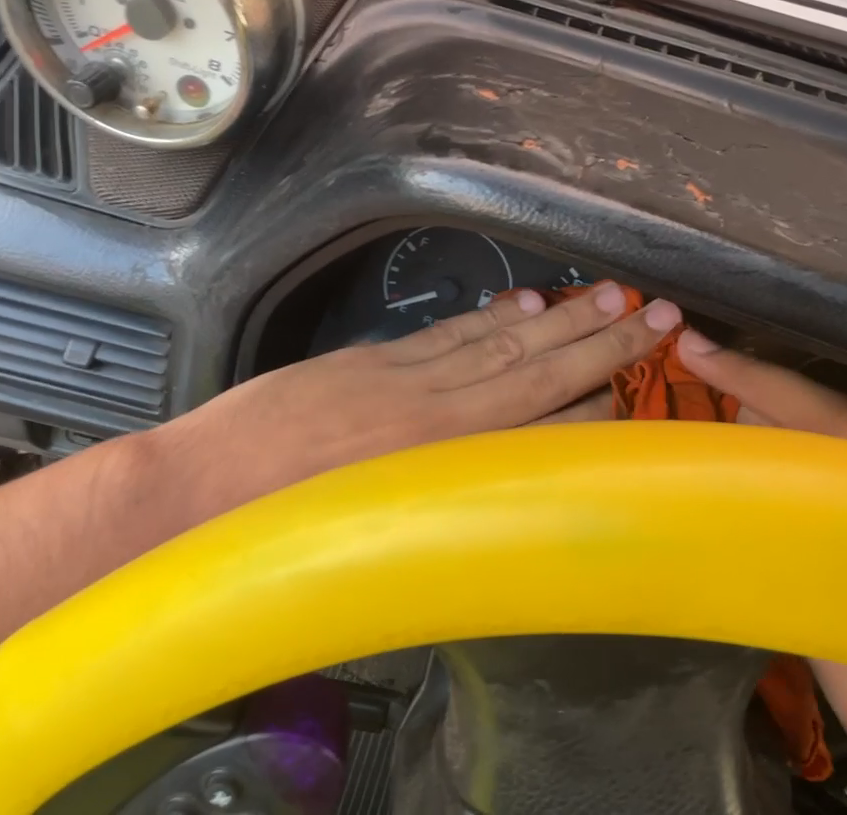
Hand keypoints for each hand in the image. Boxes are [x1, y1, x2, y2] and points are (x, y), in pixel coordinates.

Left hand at [166, 283, 683, 506]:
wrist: (190, 497)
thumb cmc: (275, 543)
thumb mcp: (369, 547)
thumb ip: (436, 520)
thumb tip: (486, 507)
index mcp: (436, 473)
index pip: (537, 430)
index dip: (593, 406)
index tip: (638, 387)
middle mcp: (431, 420)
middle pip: (531, 372)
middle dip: (598, 344)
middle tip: (656, 317)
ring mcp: (398, 381)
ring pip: (496, 344)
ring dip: (557, 320)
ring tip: (610, 299)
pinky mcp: (366, 362)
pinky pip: (445, 335)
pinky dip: (490, 318)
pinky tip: (525, 306)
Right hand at [674, 331, 846, 814]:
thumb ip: (822, 636)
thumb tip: (762, 555)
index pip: (829, 431)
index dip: (760, 384)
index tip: (699, 350)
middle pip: (837, 417)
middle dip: (760, 381)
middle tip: (695, 360)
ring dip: (780, 405)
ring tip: (717, 392)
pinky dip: (806, 439)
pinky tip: (770, 444)